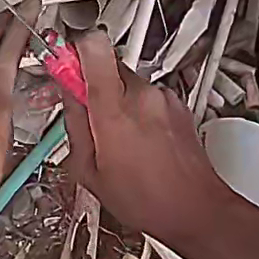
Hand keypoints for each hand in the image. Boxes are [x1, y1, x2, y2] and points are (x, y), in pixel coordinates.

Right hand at [56, 30, 250, 247]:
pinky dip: (136, 110)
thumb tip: (66, 97)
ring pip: (126, 81)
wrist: (196, 209)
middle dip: (90, 83)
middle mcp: (142, 95)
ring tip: (116, 138)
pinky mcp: (177, 103)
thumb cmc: (147, 199)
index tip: (62, 66)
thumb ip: (73, 125)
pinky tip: (137, 140)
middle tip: (85, 114)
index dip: (72, 52)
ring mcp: (163, 97)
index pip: (93, 48)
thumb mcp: (89, 172)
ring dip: (115, 100)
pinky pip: (145, 95)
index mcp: (115, 110)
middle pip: (106, 64)